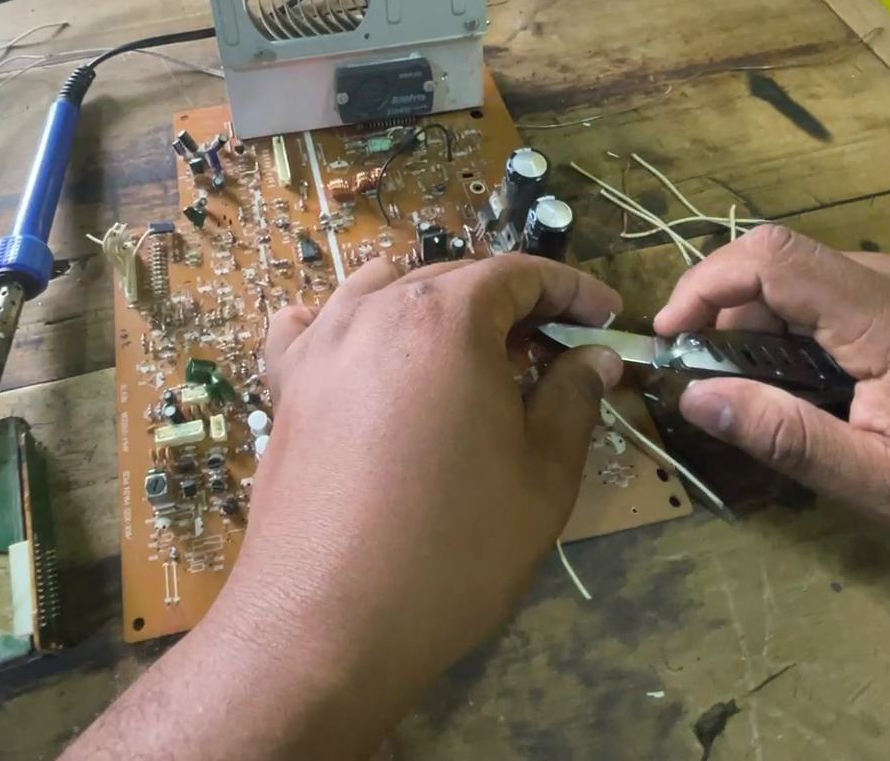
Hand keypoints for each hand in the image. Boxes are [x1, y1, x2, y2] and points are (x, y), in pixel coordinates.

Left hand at [66, 253, 621, 760]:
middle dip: (509, 301)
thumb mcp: (542, 473)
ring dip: (433, 303)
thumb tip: (596, 355)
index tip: (604, 315)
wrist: (328, 617)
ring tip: (464, 348)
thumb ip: (574, 395)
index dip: (570, 289)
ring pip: (384, 288)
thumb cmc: (455, 546)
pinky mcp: (284, 381)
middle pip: (453, 278)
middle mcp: (377, 308)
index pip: (518, 273)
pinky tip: (362, 350)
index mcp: (446, 317)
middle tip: (550, 346)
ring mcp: (321, 341)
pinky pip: (311, 323)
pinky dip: (345, 321)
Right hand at [656, 226, 889, 754]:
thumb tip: (691, 395)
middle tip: (718, 376)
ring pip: (826, 274)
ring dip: (775, 318)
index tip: (670, 336)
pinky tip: (837, 381)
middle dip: (730, 306)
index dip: (702, 284)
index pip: (772, 258)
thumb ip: (784, 436)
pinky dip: (820, 322)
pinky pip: (864, 291)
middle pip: (791, 260)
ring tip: (777, 389)